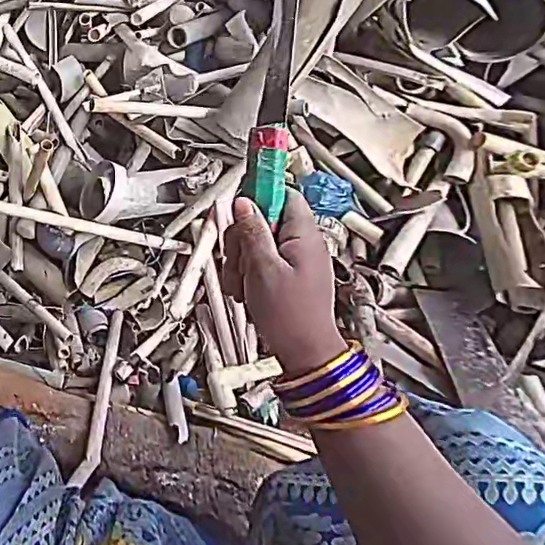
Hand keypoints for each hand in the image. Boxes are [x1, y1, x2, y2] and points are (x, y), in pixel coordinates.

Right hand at [222, 190, 346, 374]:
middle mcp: (304, 245)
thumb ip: (252, 232)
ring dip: (242, 257)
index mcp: (304, 237)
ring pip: (257, 241)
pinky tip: (247, 286)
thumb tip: (244, 204)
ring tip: (244, 279)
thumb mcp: (263, 268)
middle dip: (243, 236)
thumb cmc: (292, 317)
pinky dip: (247, 270)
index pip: (284, 194)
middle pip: (263, 219)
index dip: (260, 192)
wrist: (305, 353)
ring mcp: (296, 260)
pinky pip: (259, 260)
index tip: (243, 191)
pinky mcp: (287, 274)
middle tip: (240, 256)